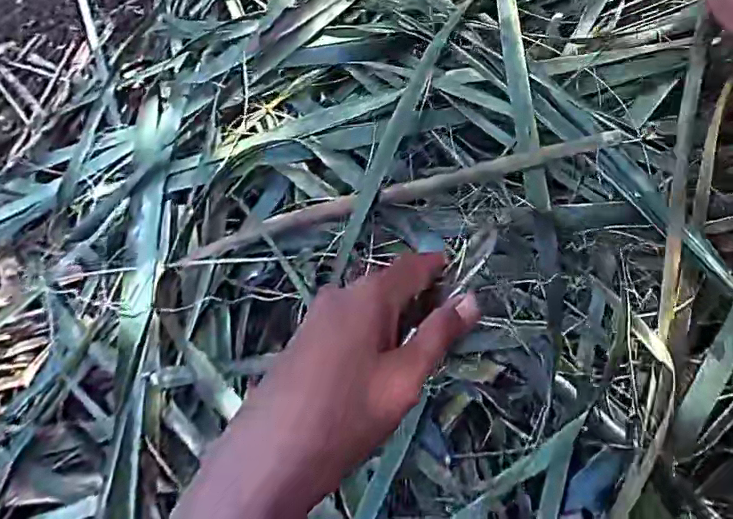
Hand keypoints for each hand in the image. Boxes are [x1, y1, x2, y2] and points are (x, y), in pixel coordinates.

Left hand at [174, 253, 481, 518]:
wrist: (261, 467)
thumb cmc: (343, 418)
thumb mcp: (404, 380)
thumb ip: (439, 335)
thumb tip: (472, 298)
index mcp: (370, 292)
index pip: (417, 264)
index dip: (443, 271)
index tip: (463, 291)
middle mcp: (342, 292)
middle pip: (392, 283)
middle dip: (419, 301)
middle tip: (436, 341)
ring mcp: (316, 315)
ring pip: (368, 305)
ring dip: (393, 322)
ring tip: (401, 365)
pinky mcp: (301, 340)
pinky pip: (347, 322)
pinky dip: (367, 335)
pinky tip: (365, 376)